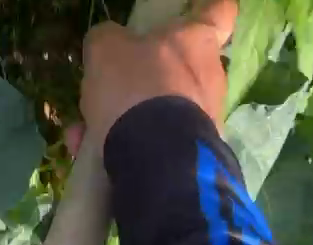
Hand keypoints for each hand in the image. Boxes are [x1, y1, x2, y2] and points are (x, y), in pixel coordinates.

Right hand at [72, 0, 238, 153]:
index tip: (190, 19)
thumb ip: (108, 41)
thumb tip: (109, 47)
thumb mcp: (106, 51)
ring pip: (167, 115)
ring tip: (93, 138)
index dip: (206, 11)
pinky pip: (162, 147)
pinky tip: (101, 162)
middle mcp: (212, 78)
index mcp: (198, 40)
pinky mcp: (197, 158)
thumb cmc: (136, 89)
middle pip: (186, 71)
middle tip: (117, 95)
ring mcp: (208, 121)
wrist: (156, 158)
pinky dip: (134, 151)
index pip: (218, 12)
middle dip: (153, 83)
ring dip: (134, 123)